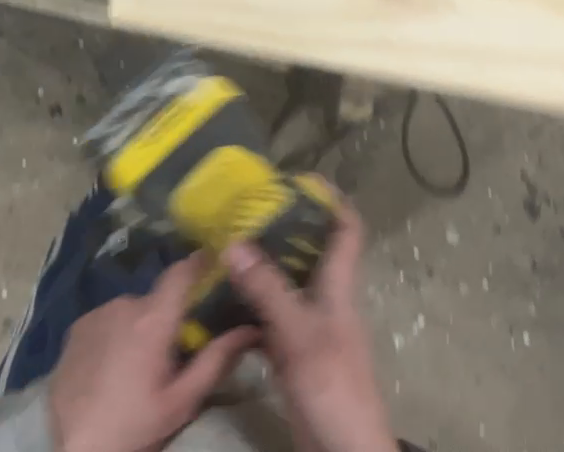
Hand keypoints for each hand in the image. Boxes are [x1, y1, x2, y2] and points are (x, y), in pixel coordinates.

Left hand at [48, 253, 258, 451]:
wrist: (69, 442)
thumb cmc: (132, 424)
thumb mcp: (181, 402)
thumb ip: (216, 361)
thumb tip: (250, 330)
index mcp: (153, 319)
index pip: (181, 273)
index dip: (199, 263)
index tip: (214, 259)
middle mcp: (124, 304)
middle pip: (158, 300)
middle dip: (169, 319)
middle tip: (173, 355)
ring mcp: (97, 312)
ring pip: (132, 310)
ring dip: (141, 328)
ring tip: (139, 367)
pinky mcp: (77, 325)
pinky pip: (108, 320)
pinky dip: (117, 334)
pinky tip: (113, 366)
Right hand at [223, 198, 396, 451]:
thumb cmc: (334, 386)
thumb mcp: (300, 335)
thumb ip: (268, 290)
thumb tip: (234, 243)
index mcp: (337, 288)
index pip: (346, 230)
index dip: (331, 200)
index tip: (301, 177)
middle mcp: (323, 301)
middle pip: (306, 252)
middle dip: (279, 227)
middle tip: (241, 208)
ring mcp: (307, 328)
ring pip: (282, 284)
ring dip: (257, 266)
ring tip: (220, 244)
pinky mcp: (290, 354)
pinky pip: (265, 319)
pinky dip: (244, 307)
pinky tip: (217, 300)